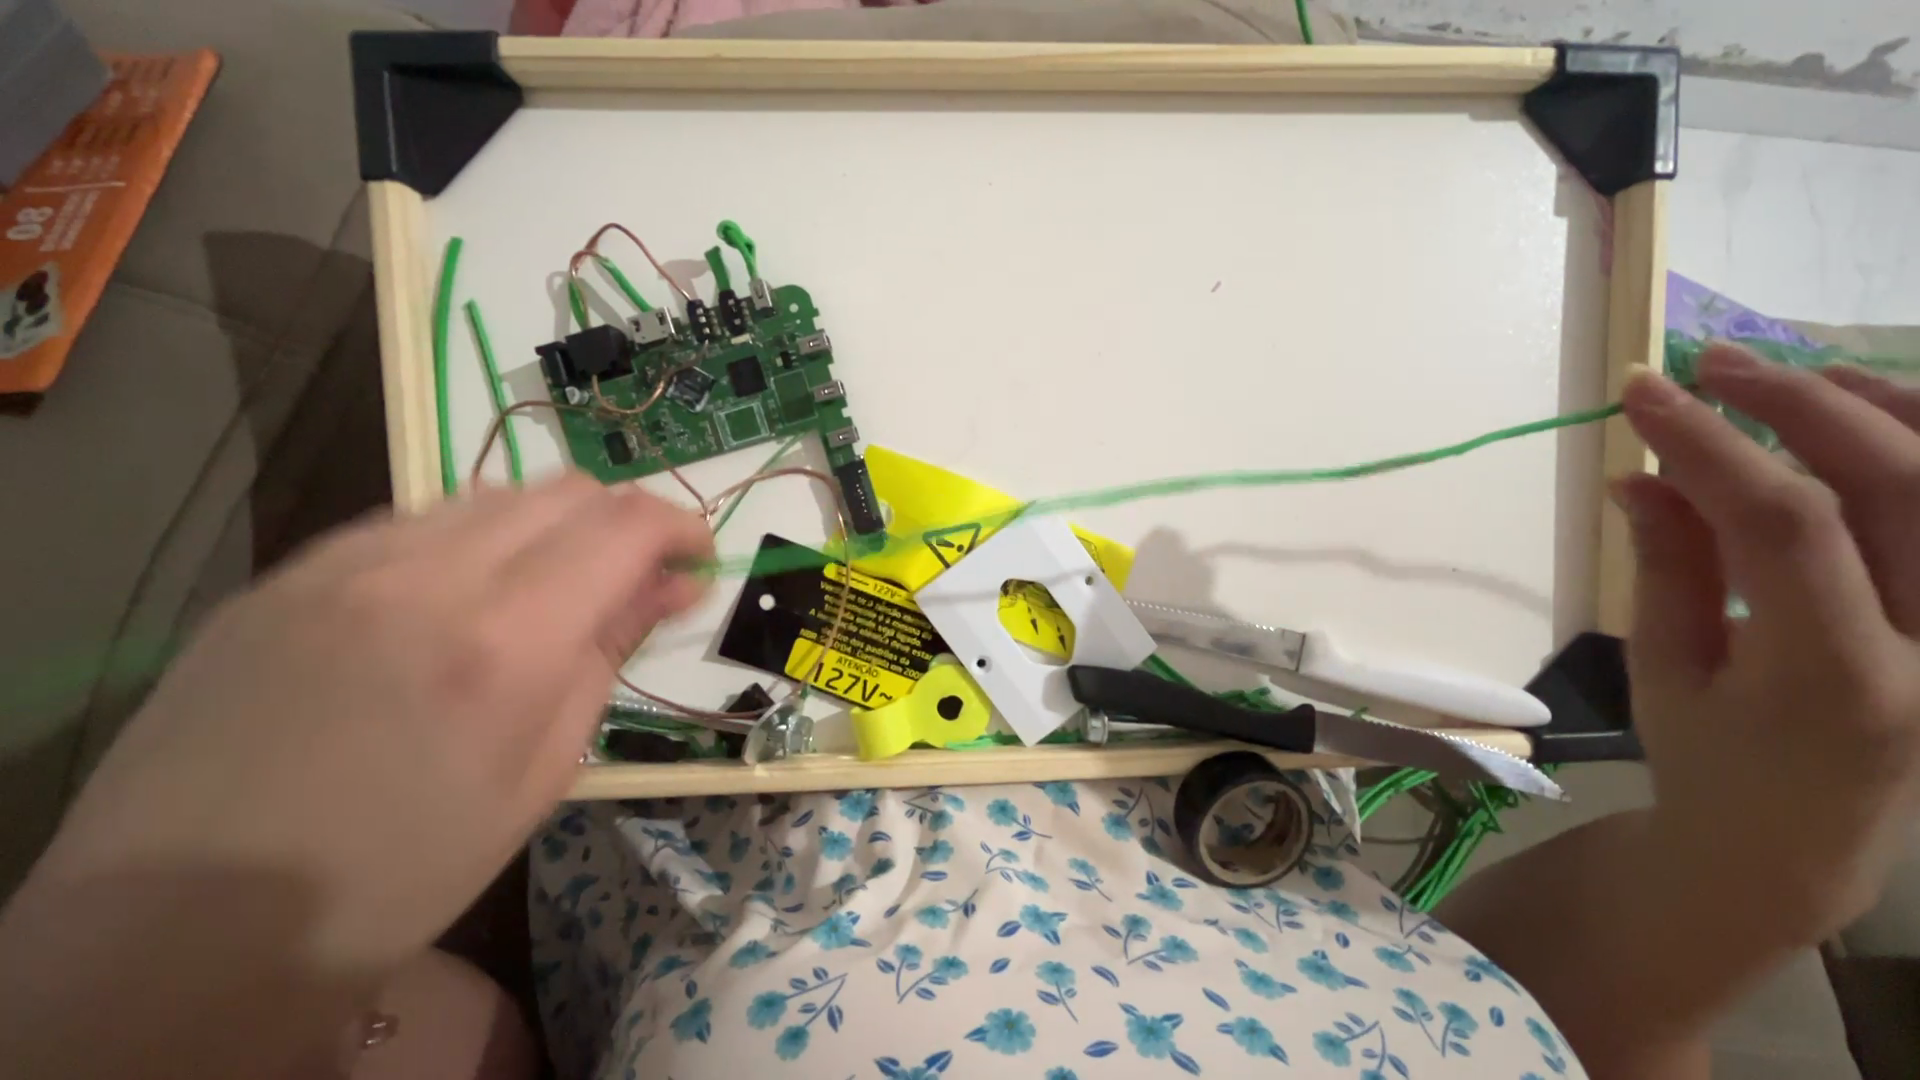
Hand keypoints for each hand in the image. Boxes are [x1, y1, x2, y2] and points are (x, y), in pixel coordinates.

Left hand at [32, 473, 712, 971]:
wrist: (184, 928)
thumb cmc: (401, 873)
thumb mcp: (539, 775)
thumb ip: (608, 658)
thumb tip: (672, 587)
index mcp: (505, 642)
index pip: (624, 527)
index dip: (680, 527)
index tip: (700, 556)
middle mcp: (428, 575)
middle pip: (564, 491)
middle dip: (622, 522)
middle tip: (636, 580)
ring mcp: (344, 564)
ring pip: (490, 494)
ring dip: (549, 527)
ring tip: (551, 591)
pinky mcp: (286, 573)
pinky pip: (412, 520)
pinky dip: (471, 539)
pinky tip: (459, 598)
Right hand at [1617, 344, 1919, 943]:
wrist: (1796, 840)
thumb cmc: (1707, 762)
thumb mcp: (1663, 669)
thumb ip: (1666, 565)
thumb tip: (1639, 474)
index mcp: (1835, 677)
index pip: (1783, 524)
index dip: (1710, 444)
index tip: (1641, 394)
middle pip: (1895, 484)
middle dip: (1793, 405)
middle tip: (1709, 364)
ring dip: (1877, 407)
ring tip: (1786, 372)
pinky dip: (1919, 445)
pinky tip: (1864, 410)